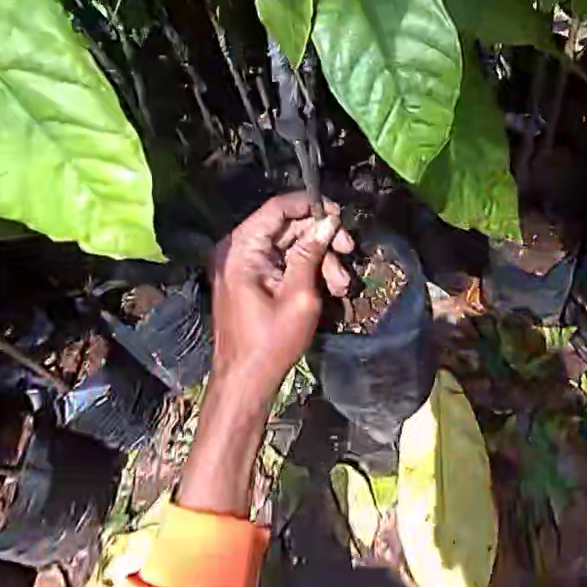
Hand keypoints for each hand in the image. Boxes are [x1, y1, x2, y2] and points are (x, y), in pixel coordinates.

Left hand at [209, 191, 353, 396]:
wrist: (246, 381)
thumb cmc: (270, 342)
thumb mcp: (298, 295)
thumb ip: (311, 253)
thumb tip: (328, 221)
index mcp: (241, 249)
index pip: (277, 208)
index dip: (310, 206)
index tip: (339, 216)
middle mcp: (238, 249)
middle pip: (287, 226)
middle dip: (321, 238)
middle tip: (348, 251)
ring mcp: (244, 264)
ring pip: (290, 245)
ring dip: (320, 258)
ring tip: (341, 285)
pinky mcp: (252, 277)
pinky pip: (284, 261)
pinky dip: (308, 270)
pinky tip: (329, 288)